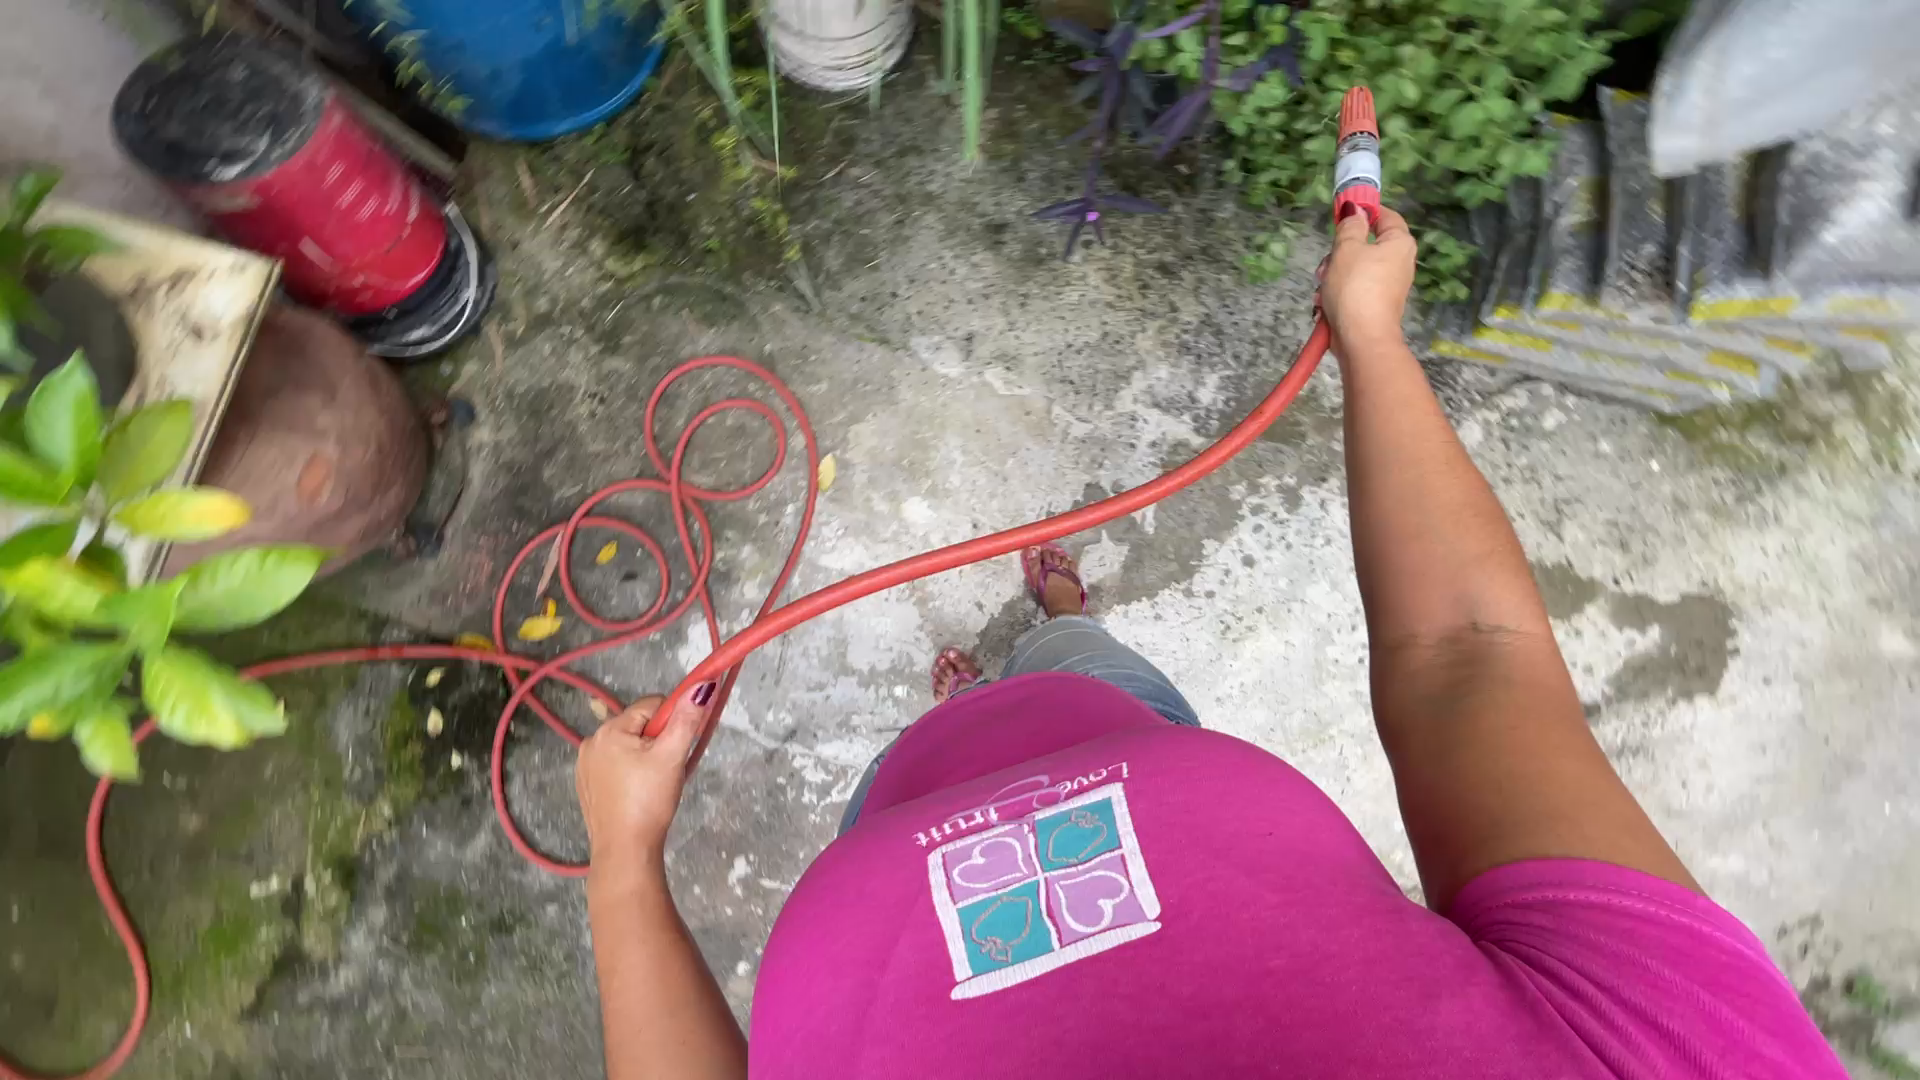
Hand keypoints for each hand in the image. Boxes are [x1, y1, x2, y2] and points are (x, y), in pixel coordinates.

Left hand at [574, 683, 714, 885]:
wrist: (625, 851)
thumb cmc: (649, 800)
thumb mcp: (673, 756)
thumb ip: (687, 718)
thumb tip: (702, 685)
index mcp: (609, 730)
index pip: (652, 705)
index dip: (673, 721)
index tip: (679, 745)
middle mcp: (591, 742)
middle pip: (640, 725)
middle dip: (660, 740)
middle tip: (669, 767)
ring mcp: (585, 765)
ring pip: (629, 745)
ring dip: (647, 755)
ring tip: (655, 783)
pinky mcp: (587, 786)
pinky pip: (616, 764)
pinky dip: (632, 771)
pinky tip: (639, 793)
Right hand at [1321, 206, 1416, 355]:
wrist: (1361, 338)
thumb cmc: (1354, 288)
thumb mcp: (1346, 250)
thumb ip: (1350, 227)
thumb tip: (1356, 211)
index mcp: (1399, 243)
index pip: (1386, 216)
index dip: (1364, 212)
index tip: (1342, 218)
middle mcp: (1399, 262)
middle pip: (1364, 247)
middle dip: (1338, 256)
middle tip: (1324, 267)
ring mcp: (1387, 286)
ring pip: (1353, 271)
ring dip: (1332, 279)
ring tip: (1321, 292)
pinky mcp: (1374, 306)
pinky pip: (1353, 292)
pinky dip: (1337, 296)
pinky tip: (1324, 307)